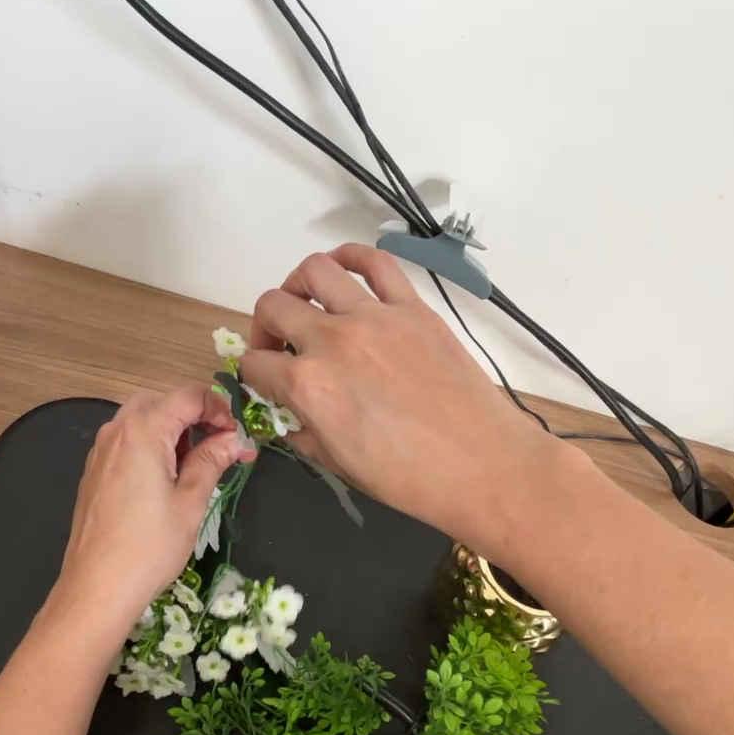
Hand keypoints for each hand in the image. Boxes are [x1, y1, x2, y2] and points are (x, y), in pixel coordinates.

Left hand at [48, 385, 254, 649]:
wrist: (97, 587)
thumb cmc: (149, 546)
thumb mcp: (191, 502)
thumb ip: (212, 461)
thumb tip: (233, 440)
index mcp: (142, 431)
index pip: (189, 396)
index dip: (219, 409)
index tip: (237, 437)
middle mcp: (116, 432)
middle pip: (163, 403)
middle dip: (195, 419)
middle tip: (221, 449)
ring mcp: (100, 452)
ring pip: (142, 421)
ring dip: (173, 432)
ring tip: (196, 468)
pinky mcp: (94, 472)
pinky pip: (126, 443)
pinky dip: (151, 448)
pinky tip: (165, 481)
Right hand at [239, 244, 571, 554]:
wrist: (481, 465)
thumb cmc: (408, 477)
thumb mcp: (338, 464)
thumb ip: (302, 431)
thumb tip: (291, 414)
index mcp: (308, 386)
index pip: (254, 365)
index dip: (252, 376)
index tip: (265, 383)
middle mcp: (333, 340)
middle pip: (273, 306)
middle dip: (264, 327)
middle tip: (278, 346)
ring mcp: (374, 317)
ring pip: (315, 270)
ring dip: (297, 286)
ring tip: (306, 304)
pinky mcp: (412, 307)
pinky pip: (374, 262)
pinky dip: (351, 257)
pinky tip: (344, 272)